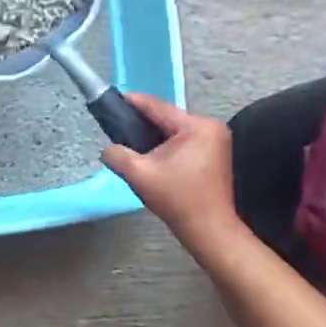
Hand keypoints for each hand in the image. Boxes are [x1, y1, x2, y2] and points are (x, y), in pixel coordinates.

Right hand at [100, 94, 241, 251]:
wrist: (208, 228)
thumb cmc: (176, 199)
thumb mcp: (139, 174)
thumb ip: (117, 155)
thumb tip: (108, 149)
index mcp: (196, 127)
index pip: (159, 107)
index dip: (135, 102)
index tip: (116, 98)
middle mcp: (211, 128)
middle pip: (169, 118)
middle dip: (144, 122)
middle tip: (120, 126)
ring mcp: (217, 141)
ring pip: (177, 131)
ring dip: (156, 135)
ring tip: (133, 141)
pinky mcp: (217, 155)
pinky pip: (186, 142)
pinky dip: (168, 145)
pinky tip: (154, 154)